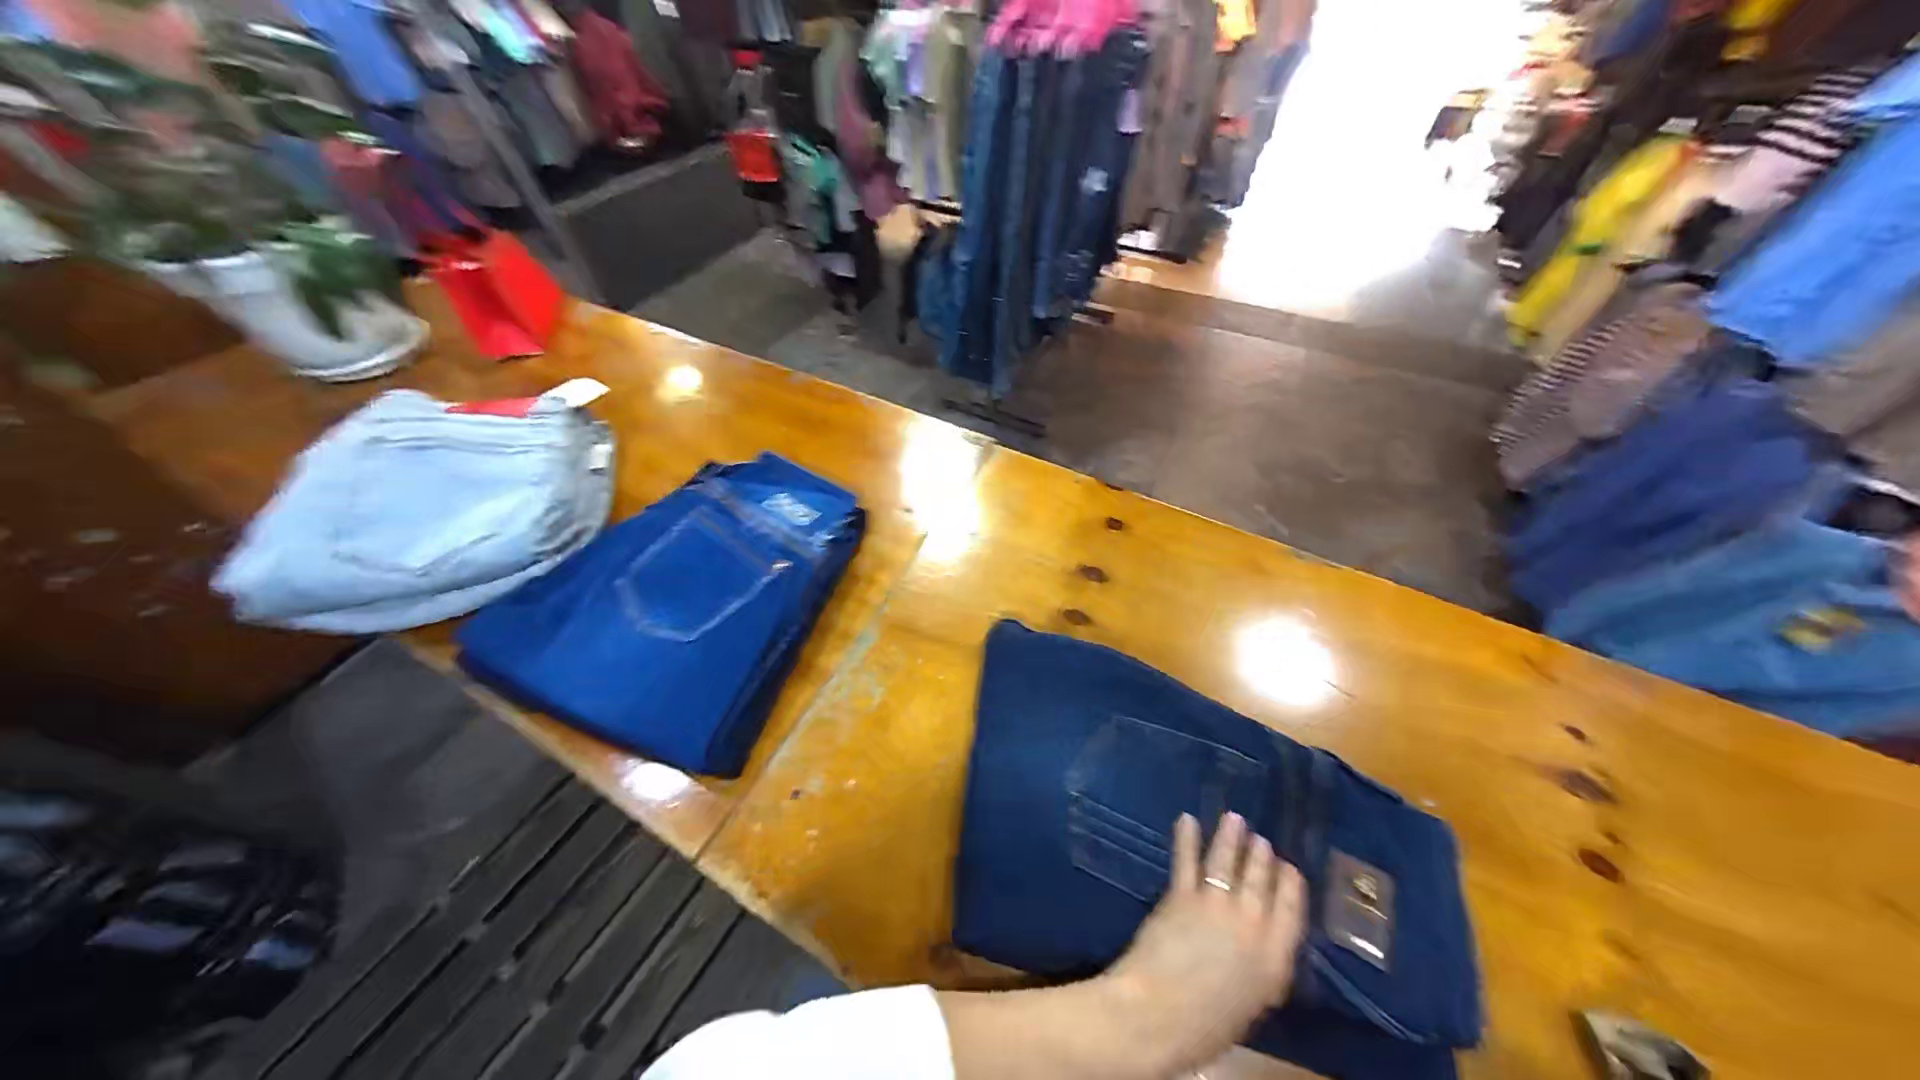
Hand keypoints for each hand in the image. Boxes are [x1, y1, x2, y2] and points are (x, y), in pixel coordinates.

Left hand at [1099, 812, 1306, 1075]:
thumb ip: (1259, 971)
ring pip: (1227, 862)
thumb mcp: (1250, 1004)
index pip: (1292, 911)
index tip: (1289, 868)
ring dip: (1230, 837)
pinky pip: (1187, 860)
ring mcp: (1215, 905)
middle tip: (1261, 840)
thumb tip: (1256, 949)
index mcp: (1276, 959)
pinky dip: (1186, 837)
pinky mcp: (1181, 895)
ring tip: (1234, 819)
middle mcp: (1251, 924)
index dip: (1290, 886)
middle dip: (1261, 857)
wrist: (1158, 1014)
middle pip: (1260, 880)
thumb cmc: (1206, 1027)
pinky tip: (1187, 819)